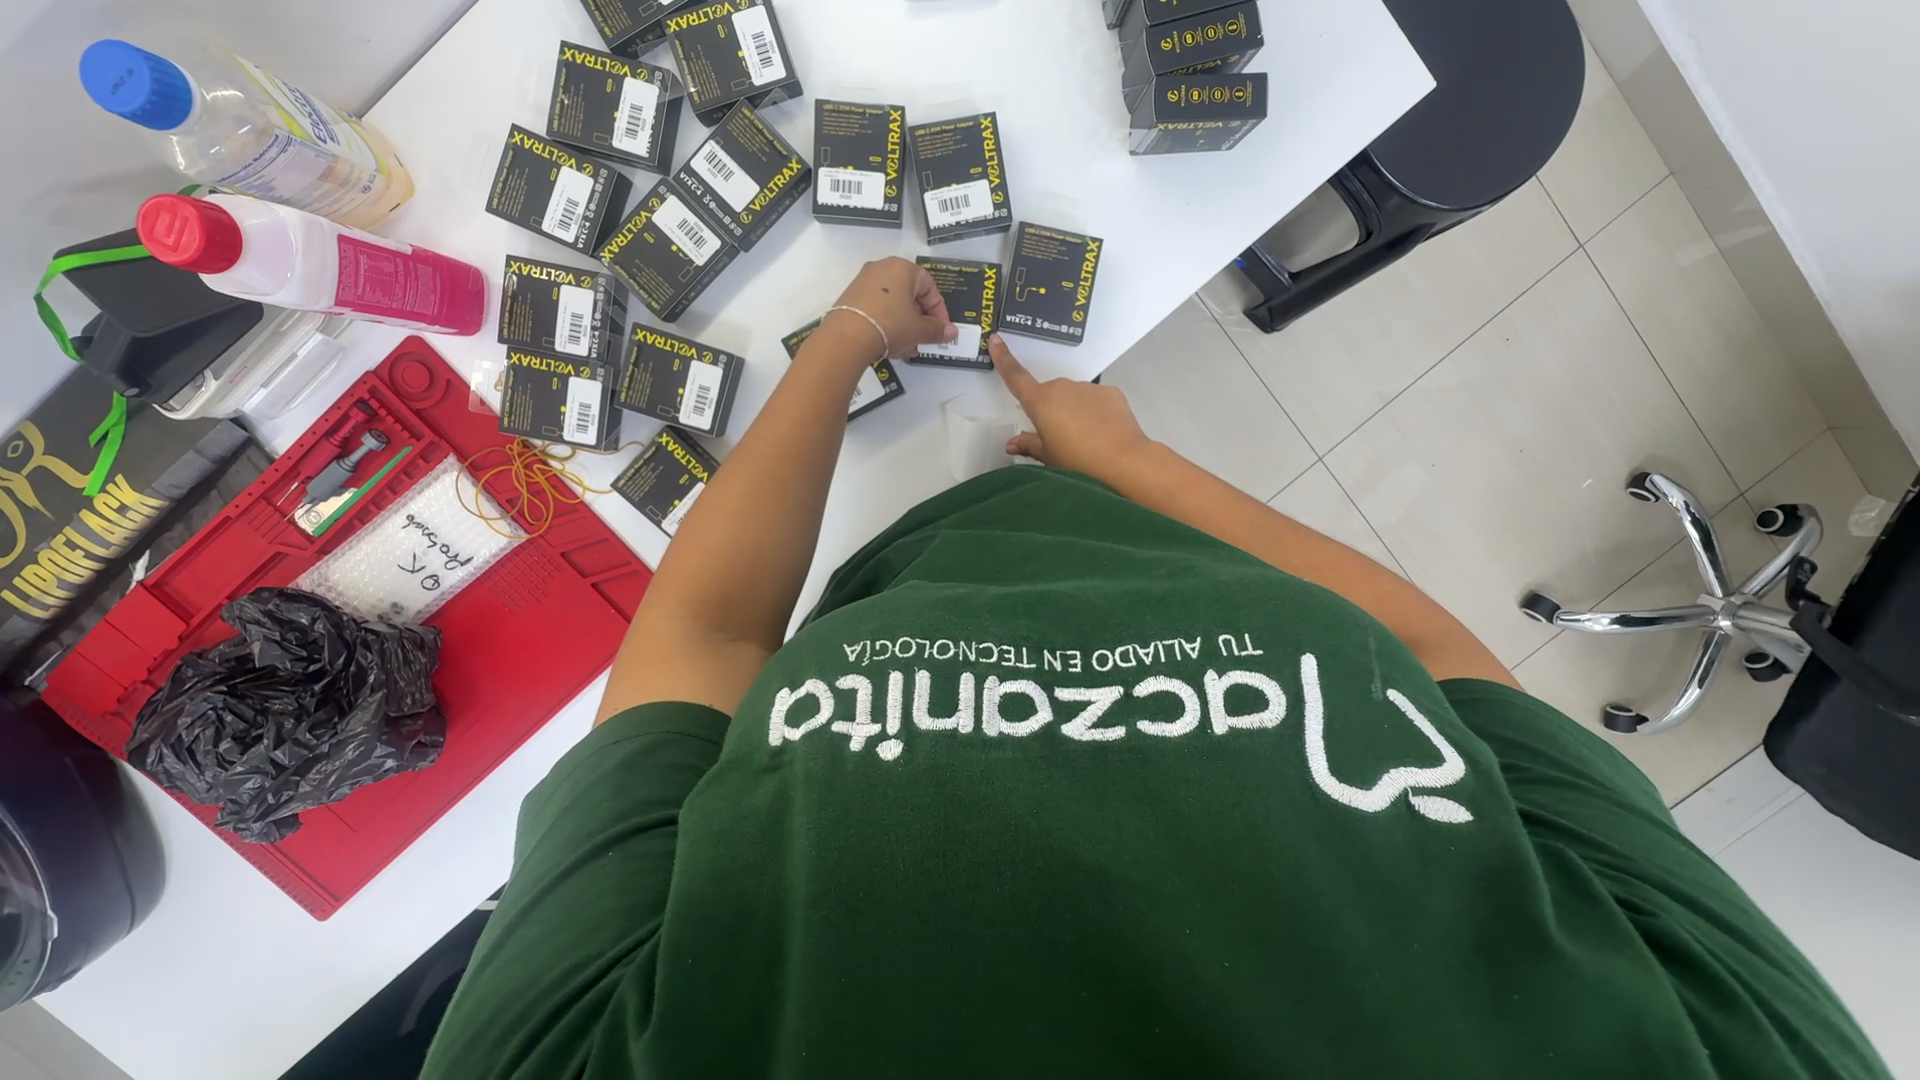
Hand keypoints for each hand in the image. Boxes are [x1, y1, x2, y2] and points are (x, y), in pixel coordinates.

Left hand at [822, 257, 957, 360]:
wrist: (847, 337)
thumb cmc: (890, 325)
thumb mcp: (918, 329)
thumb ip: (937, 330)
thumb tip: (951, 332)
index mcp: (902, 268)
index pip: (929, 287)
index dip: (939, 311)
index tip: (941, 330)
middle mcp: (882, 268)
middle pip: (910, 295)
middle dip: (920, 320)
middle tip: (923, 340)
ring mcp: (863, 282)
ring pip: (893, 304)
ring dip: (904, 325)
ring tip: (907, 347)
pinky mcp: (851, 297)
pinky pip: (877, 308)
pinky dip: (887, 324)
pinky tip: (889, 344)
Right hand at [991, 334, 1154, 479]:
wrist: (1123, 460)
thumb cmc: (1079, 461)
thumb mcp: (1048, 456)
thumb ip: (1028, 445)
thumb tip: (1012, 442)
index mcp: (1041, 402)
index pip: (1016, 377)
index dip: (1003, 358)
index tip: (995, 340)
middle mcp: (1062, 388)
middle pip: (1048, 395)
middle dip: (1050, 410)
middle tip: (1059, 437)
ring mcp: (1087, 388)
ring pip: (1072, 397)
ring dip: (1072, 411)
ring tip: (1083, 438)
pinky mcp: (1109, 392)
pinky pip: (1094, 400)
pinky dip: (1093, 412)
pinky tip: (1100, 432)